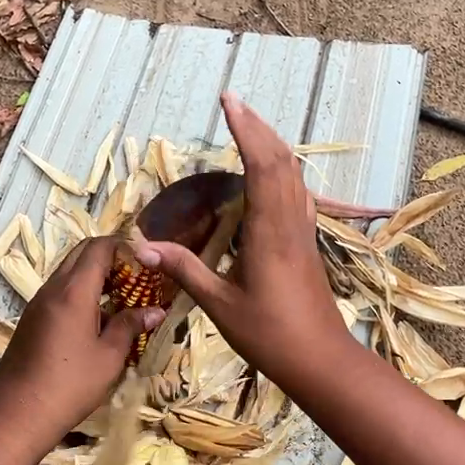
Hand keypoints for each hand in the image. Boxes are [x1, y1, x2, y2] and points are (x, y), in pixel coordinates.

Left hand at [0, 238, 164, 444]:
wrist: (18, 413)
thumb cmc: (70, 384)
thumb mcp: (109, 357)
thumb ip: (130, 326)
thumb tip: (156, 310)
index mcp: (73, 290)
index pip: (99, 247)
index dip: (124, 246)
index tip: (146, 261)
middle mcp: (53, 288)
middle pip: (81, 254)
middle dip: (110, 258)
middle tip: (136, 278)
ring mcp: (38, 302)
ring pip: (69, 273)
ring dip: (95, 277)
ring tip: (122, 299)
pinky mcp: (32, 318)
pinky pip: (59, 293)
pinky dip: (80, 293)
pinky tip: (98, 320)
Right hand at [135, 92, 350, 367]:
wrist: (322, 362)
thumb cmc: (270, 335)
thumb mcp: (219, 305)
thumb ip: (184, 269)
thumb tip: (142, 247)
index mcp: (269, 231)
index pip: (261, 166)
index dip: (246, 130)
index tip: (229, 102)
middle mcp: (290, 222)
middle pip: (281, 160)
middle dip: (258, 126)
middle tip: (233, 102)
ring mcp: (302, 231)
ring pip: (293, 174)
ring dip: (272, 144)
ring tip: (249, 125)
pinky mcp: (306, 242)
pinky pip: (297, 192)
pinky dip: (281, 168)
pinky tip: (270, 170)